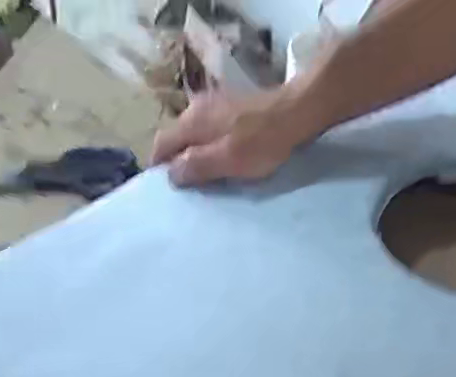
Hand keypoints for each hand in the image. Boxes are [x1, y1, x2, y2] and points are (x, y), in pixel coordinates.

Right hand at [151, 92, 308, 185]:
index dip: (160, 168)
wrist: (295, 113)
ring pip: (192, 135)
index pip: (161, 145)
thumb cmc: (262, 142)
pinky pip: (209, 132)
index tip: (166, 191)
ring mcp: (214, 106)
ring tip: (201, 179)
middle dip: (175, 162)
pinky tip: (219, 161)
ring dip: (192, 156)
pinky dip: (208, 148)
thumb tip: (170, 175)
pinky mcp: (231, 109)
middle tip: (185, 189)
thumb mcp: (228, 160)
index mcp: (191, 122)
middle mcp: (196, 109)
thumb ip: (197, 166)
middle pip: (175, 139)